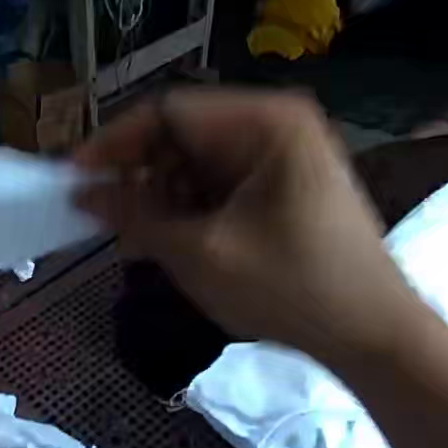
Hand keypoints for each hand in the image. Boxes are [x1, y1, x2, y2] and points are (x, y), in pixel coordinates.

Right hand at [74, 89, 419, 367]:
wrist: (372, 335)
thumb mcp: (200, 254)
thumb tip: (83, 194)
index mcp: (263, 122)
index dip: (114, 144)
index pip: (168, 112)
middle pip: (182, 138)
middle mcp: (274, 127)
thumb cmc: (289, 288)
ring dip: (160, 202)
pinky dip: (189, 215)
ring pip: (197, 168)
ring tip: (133, 244)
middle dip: (138, 179)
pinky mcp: (283, 190)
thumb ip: (136, 217)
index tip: (75, 179)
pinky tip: (167, 246)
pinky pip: (220, 190)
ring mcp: (282, 159)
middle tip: (103, 221)